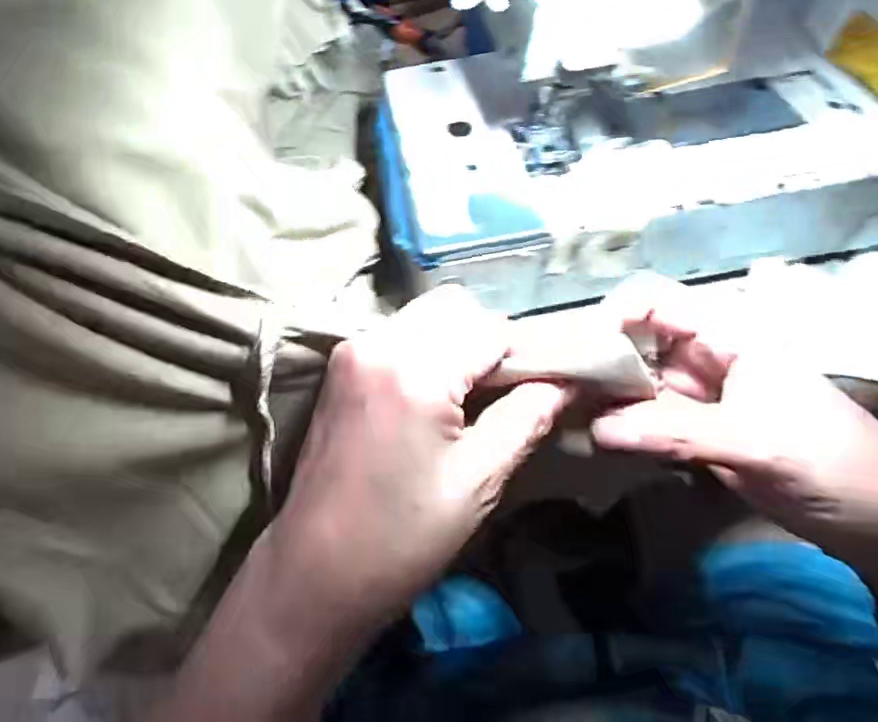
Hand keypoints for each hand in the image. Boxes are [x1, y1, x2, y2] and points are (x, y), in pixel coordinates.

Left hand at [266, 286, 570, 634]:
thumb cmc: (401, 537)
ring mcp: (354, 349)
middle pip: (456, 308)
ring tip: (467, 397)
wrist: (314, 571)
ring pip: (427, 314)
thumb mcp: (476, 483)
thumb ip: (525, 420)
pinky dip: (427, 347)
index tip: (535, 390)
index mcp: (415, 372)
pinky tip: (433, 394)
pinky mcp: (341, 363)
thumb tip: (564, 383)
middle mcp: (379, 343)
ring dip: (456, 340)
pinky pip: (400, 331)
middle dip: (487, 341)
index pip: (491, 329)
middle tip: (500, 394)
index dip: (522, 357)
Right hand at [589, 272, 877, 567]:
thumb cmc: (835, 463)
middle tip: (556, 386)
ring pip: (639, 379)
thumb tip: (597, 428)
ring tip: (563, 413)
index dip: (613, 315)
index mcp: (727, 333)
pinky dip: (623, 425)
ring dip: (605, 393)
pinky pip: (650, 418)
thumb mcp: (756, 442)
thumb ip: (676, 432)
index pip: (654, 301)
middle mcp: (707, 354)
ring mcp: (702, 394)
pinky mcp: (700, 430)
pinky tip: (594, 437)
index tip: (580, 352)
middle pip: (637, 338)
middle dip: (598, 356)